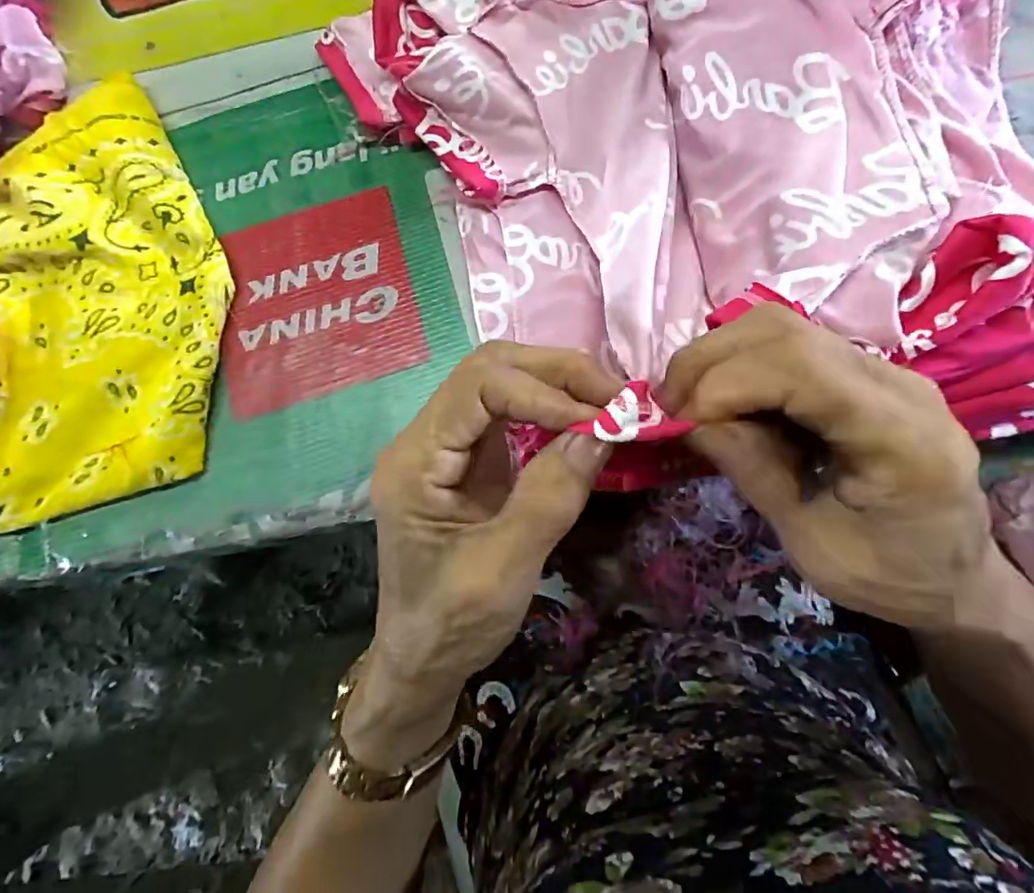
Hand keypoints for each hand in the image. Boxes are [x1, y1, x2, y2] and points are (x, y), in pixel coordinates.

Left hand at [352, 343, 619, 766]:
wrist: (421, 662)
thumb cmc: (451, 625)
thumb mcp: (504, 567)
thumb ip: (550, 495)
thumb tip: (601, 430)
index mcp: (415, 459)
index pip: (478, 385)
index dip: (543, 390)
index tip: (601, 419)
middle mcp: (424, 439)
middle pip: (489, 370)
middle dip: (556, 374)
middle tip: (618, 397)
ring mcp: (445, 447)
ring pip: (501, 384)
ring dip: (558, 385)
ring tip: (611, 404)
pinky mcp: (467, 462)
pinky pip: (509, 416)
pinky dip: (551, 410)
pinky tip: (585, 421)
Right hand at [660, 303, 993, 631]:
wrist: (955, 577)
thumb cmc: (888, 576)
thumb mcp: (811, 544)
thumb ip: (754, 472)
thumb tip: (691, 421)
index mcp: (900, 437)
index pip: (801, 368)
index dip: (727, 382)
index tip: (680, 421)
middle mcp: (897, 384)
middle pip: (783, 331)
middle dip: (709, 361)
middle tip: (667, 406)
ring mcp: (882, 369)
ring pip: (780, 325)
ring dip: (718, 355)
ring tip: (688, 401)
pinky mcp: (861, 371)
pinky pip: (788, 343)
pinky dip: (739, 362)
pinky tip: (722, 399)